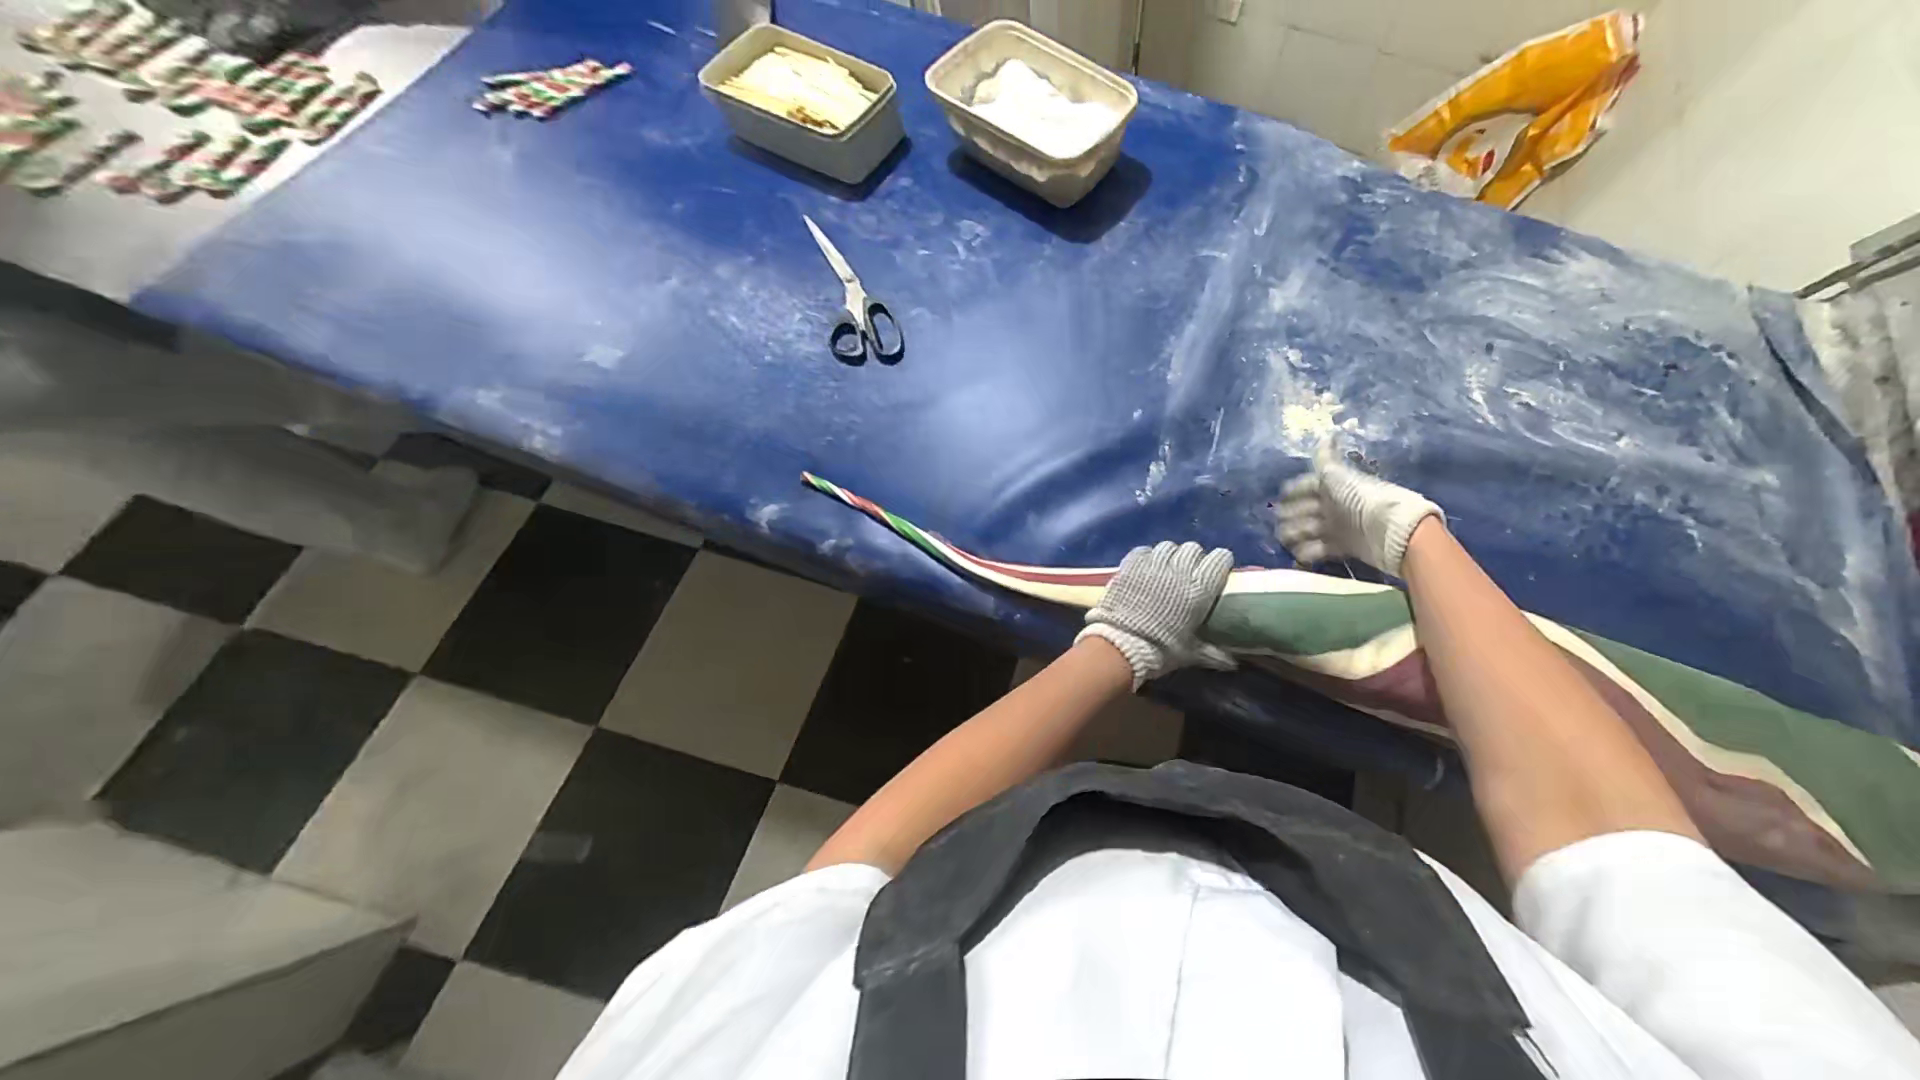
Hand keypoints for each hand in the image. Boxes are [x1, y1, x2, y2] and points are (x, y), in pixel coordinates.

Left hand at [1075, 541, 1236, 690]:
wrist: (1122, 644)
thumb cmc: (1161, 649)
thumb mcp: (1192, 653)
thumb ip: (1214, 654)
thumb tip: (1233, 664)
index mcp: (1199, 589)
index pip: (1219, 559)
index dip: (1220, 562)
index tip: (1218, 569)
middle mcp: (1179, 571)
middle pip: (1192, 549)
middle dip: (1194, 557)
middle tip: (1190, 571)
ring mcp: (1152, 565)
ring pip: (1168, 547)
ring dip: (1170, 555)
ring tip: (1167, 567)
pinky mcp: (1130, 565)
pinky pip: (1143, 551)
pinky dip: (1147, 556)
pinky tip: (1147, 567)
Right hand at [1276, 444, 1442, 576]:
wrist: (1387, 529)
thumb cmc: (1360, 498)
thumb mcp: (1338, 476)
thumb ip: (1326, 458)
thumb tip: (1327, 434)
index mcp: (1332, 488)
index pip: (1307, 486)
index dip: (1293, 490)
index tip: (1281, 495)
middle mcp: (1333, 506)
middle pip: (1304, 509)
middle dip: (1290, 514)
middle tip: (1279, 520)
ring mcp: (1337, 527)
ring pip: (1307, 530)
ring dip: (1295, 534)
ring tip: (1287, 539)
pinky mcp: (1341, 547)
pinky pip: (1318, 549)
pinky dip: (1308, 552)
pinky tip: (1301, 553)